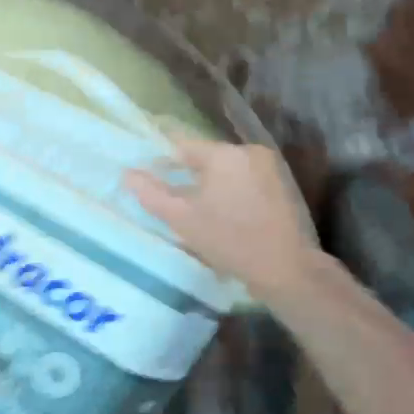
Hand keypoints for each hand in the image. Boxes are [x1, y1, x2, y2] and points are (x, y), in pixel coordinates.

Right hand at [125, 138, 315, 296]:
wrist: (286, 268)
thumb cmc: (228, 239)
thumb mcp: (181, 218)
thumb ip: (151, 193)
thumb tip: (128, 174)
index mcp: (223, 154)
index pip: (182, 145)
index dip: (161, 159)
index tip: (149, 174)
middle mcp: (248, 151)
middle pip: (206, 157)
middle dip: (187, 174)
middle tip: (172, 198)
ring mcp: (270, 167)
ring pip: (227, 169)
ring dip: (211, 183)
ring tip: (198, 209)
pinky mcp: (283, 185)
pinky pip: (246, 179)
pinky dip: (232, 190)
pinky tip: (225, 214)